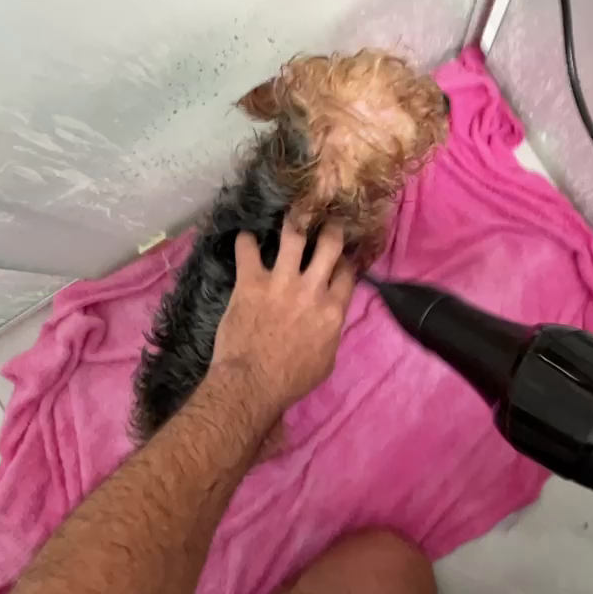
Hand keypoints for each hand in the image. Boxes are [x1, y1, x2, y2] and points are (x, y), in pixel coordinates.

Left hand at [208, 215, 357, 415]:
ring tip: (292, 209)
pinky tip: (246, 237)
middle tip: (324, 217)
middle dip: (329, 227)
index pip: (346, 272)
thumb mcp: (327, 360)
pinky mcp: (251, 282)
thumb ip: (331, 330)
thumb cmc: (291, 380)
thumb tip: (330, 317)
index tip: (338, 255)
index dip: (344, 260)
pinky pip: (248, 249)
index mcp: (333, 310)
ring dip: (294, 219)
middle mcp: (311, 289)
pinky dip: (246, 241)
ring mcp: (281, 282)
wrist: (252, 384)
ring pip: (294, 235)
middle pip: (329, 245)